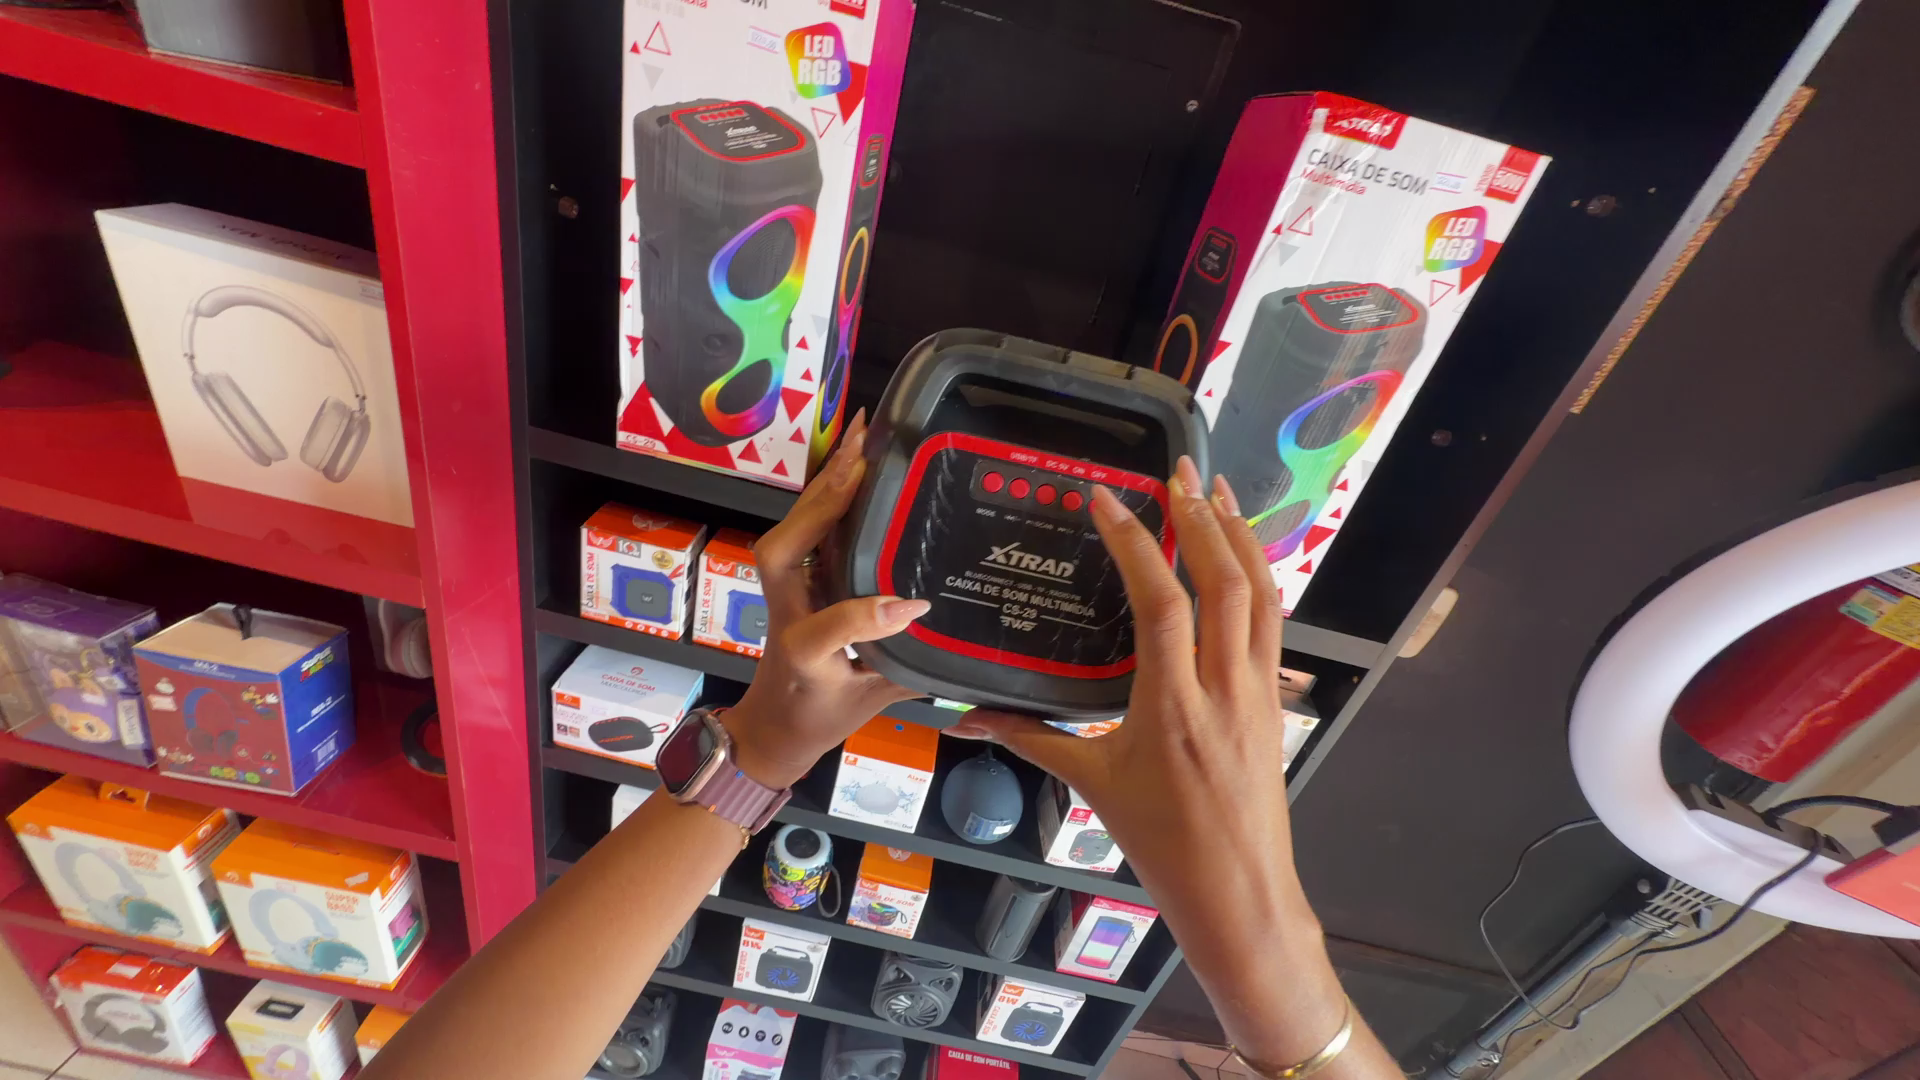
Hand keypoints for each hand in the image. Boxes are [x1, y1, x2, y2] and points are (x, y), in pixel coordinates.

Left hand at [723, 412, 931, 788]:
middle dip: (822, 498)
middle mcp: (786, 615)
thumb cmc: (817, 719)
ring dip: (822, 486)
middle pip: (784, 551)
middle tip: (864, 448)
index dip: (867, 614)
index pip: (828, 628)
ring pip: (790, 531)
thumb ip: (911, 675)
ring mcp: (785, 592)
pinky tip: (850, 469)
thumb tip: (963, 654)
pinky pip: (802, 531)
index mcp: (804, 656)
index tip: (914, 606)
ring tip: (859, 441)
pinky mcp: (793, 580)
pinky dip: (824, 497)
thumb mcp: (869, 705)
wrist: (769, 727)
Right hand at [949, 456, 1362, 1070]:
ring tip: (1220, 489)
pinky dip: (1260, 576)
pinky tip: (1246, 554)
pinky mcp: (1274, 699)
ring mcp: (1259, 690)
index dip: (1137, 543)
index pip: (1161, 604)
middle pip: (1225, 584)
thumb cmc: (1162, 841)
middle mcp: (1223, 686)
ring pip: (1262, 597)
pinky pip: (1273, 623)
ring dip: (1242, 536)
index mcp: (1171, 705)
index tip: (1109, 500)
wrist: (1241, 895)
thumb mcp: (1093, 785)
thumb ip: (1030, 739)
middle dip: (1202, 517)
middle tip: (1179, 469)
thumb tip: (967, 718)